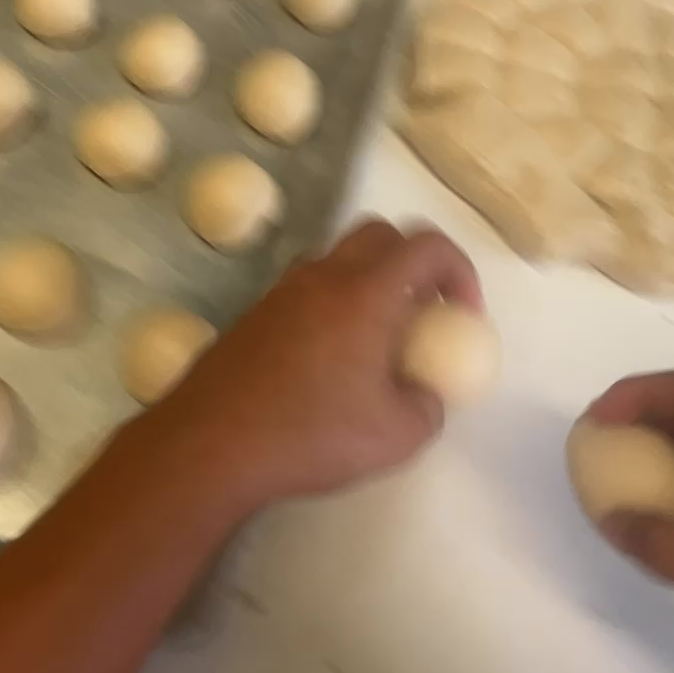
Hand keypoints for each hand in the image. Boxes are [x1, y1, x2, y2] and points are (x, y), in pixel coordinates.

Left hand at [144, 219, 481, 506]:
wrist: (211, 439)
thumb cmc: (310, 433)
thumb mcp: (398, 435)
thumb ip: (428, 404)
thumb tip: (424, 391)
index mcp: (365, 292)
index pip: (425, 244)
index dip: (459, 269)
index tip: (462, 315)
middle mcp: (323, 276)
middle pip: (379, 234)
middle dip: (414, 263)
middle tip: (423, 315)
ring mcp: (283, 289)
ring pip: (339, 256)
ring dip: (371, 280)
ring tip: (377, 338)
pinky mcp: (257, 310)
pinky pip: (308, 285)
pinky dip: (334, 300)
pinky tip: (331, 357)